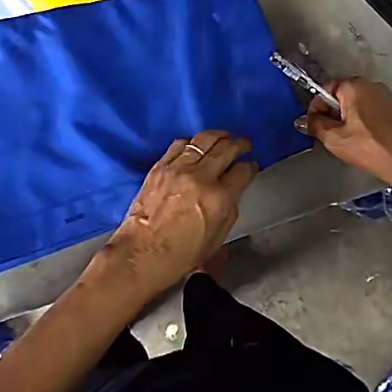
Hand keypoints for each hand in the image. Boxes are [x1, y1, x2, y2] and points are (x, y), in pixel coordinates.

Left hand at [99, 131, 257, 298]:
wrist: (140, 255)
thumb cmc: (182, 254)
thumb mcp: (218, 237)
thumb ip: (231, 208)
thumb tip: (233, 189)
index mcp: (219, 198)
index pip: (243, 170)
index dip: (251, 166)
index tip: (251, 166)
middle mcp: (201, 177)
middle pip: (228, 148)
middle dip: (240, 144)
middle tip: (244, 145)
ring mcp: (178, 169)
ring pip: (205, 139)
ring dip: (220, 136)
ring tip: (224, 137)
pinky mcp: (160, 167)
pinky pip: (180, 144)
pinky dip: (193, 142)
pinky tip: (197, 147)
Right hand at [301, 78, 391, 190]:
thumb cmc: (369, 147)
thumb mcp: (335, 138)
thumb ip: (315, 125)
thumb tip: (303, 120)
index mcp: (354, 86)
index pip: (326, 87)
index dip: (316, 106)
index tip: (314, 125)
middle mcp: (372, 85)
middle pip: (343, 95)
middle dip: (332, 114)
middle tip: (328, 136)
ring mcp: (387, 97)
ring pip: (358, 105)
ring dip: (348, 120)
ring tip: (348, 142)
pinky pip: (372, 112)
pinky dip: (364, 123)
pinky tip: (365, 142)